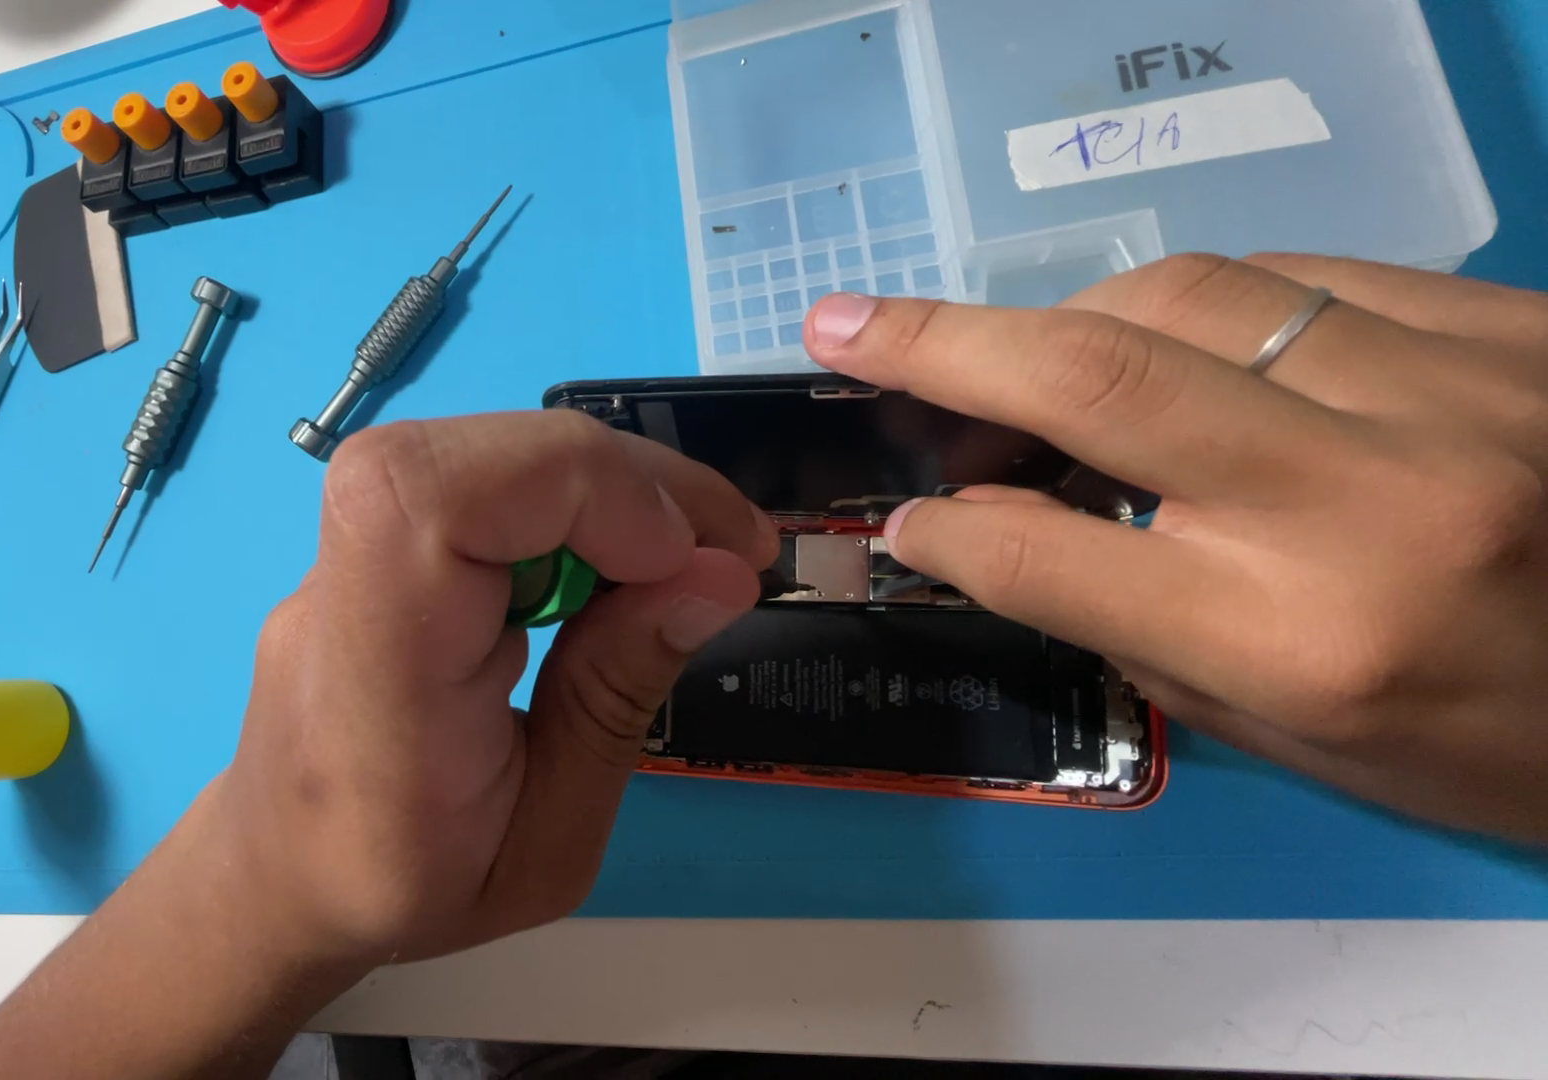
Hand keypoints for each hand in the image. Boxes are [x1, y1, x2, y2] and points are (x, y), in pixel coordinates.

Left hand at [0, 413, 770, 1079]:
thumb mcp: (551, 840)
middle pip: (464, 456)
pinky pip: (480, 481)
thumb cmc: (412, 885)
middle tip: (730, 543)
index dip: (575, 488)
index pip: (429, 505)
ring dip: (609, 484)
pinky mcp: (373, 542)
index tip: (685, 558)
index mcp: (372, 690)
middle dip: (625, 479)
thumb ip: (618, 699)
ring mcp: (345, 555)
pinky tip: (617, 553)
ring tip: (690, 551)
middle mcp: (339, 595)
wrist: (279, 875)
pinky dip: (573, 498)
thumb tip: (718, 574)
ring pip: (480, 451)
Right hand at [805, 255, 1547, 841]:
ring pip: (1177, 298)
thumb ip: (1110, 617)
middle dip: (935, 345)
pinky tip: (1153, 346)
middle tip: (840, 323)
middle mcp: (1364, 501)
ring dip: (1056, 326)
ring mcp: (1456, 388)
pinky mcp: (1511, 319)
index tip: (898, 521)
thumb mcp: (1274, 730)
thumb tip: (976, 524)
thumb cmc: (1486, 745)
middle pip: (1090, 381)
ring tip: (1012, 366)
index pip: (1044, 552)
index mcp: (1295, 638)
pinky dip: (1174, 308)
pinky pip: (1281, 279)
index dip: (943, 529)